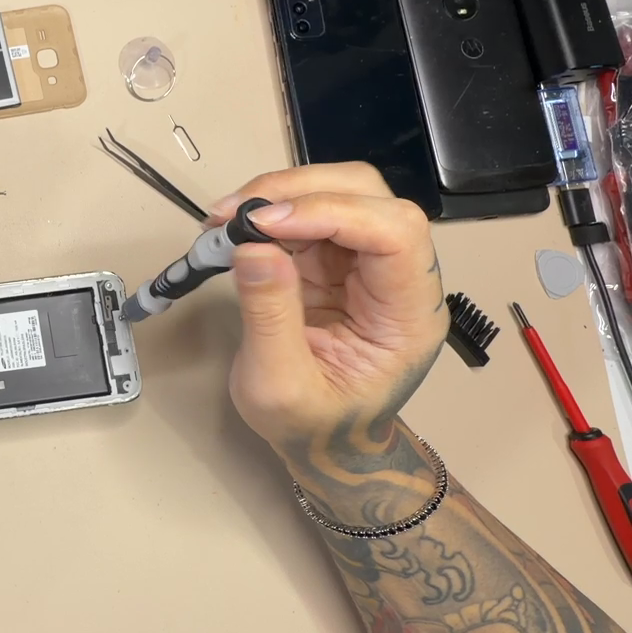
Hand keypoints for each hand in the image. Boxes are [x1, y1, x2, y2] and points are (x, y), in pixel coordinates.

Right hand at [208, 163, 446, 464]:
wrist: (321, 442)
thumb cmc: (312, 426)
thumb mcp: (279, 385)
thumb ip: (269, 317)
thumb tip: (253, 246)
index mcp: (407, 314)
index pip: (393, 233)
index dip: (330, 213)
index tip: (262, 225)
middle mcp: (395, 278)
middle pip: (369, 195)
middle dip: (300, 190)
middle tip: (235, 212)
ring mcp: (361, 265)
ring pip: (336, 193)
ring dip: (277, 194)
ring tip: (224, 218)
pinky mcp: (328, 262)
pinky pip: (303, 216)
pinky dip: (264, 212)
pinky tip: (230, 228)